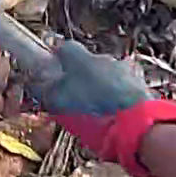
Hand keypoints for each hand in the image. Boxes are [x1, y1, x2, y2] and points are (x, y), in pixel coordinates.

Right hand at [31, 40, 175, 176]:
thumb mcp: (59, 106)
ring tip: (93, 112)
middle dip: (79, 77)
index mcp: (82, 59)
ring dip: (99, 88)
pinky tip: (111, 117)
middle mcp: (104, 59)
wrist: (139, 128)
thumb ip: (45, 91)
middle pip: (86, 63)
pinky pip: (121, 89)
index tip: (50, 72)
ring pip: (105, 76)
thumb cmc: (94, 115)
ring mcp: (125, 72)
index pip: (64, 48)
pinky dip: (115, 99)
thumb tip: (35, 83)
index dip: (56, 59)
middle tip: (71, 98)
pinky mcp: (141, 87)